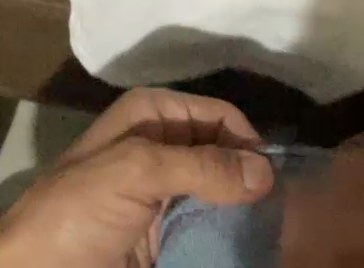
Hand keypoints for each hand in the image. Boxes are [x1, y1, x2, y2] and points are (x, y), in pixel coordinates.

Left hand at [0, 89, 273, 267]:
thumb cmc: (77, 209)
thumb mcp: (135, 171)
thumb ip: (200, 166)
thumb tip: (266, 171)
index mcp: (152, 114)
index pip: (218, 115)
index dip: (247, 142)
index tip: (276, 182)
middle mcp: (162, 146)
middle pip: (223, 154)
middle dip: (250, 178)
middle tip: (285, 212)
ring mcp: (162, 194)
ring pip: (220, 194)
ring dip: (243, 212)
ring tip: (276, 233)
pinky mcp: (162, 237)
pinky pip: (207, 230)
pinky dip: (227, 237)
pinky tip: (249, 248)